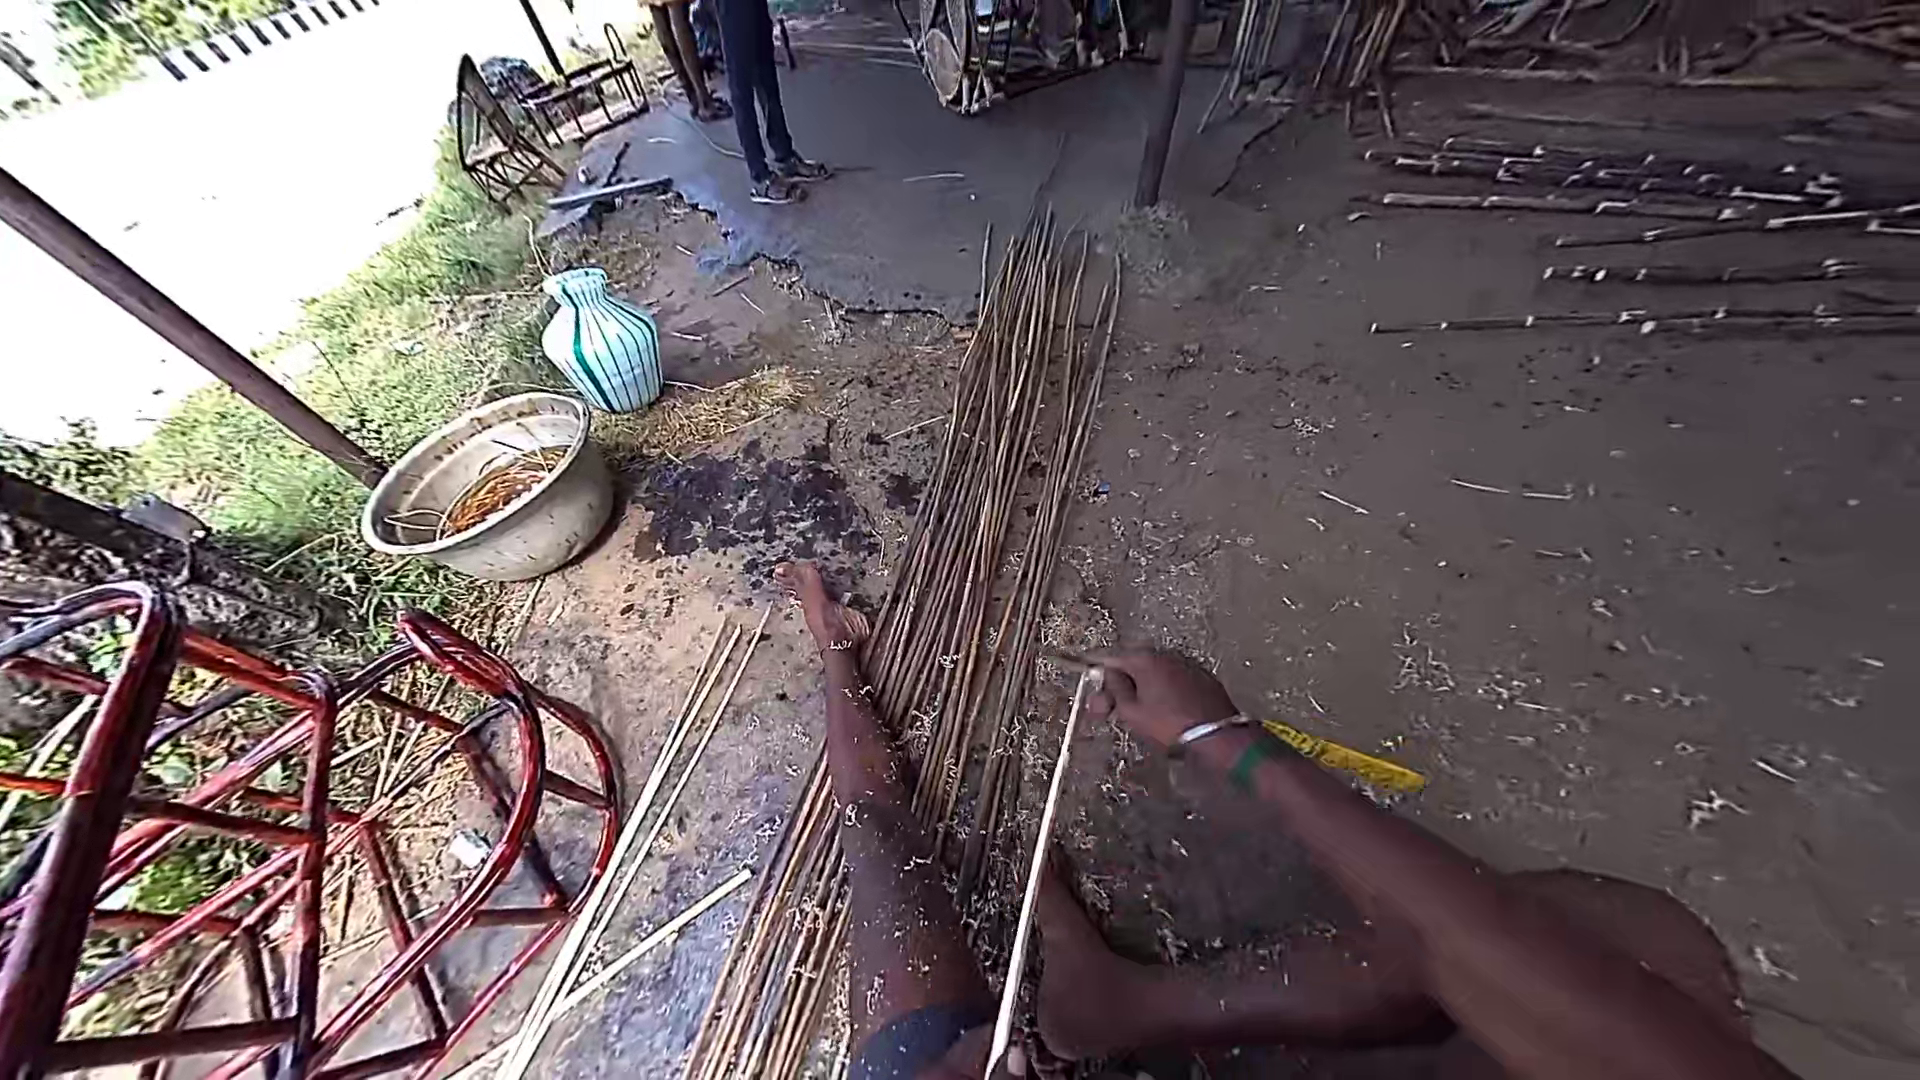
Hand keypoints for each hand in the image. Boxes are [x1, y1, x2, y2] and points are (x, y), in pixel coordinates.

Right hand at [1086, 649, 1238, 749]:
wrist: (1216, 736)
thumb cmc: (1168, 724)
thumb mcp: (1132, 712)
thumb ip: (1115, 689)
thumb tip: (1109, 674)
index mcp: (1144, 659)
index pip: (1112, 659)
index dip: (1100, 675)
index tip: (1096, 691)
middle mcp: (1165, 655)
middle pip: (1134, 663)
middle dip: (1122, 681)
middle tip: (1115, 706)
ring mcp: (1186, 664)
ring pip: (1156, 670)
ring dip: (1144, 684)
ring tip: (1141, 708)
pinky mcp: (1203, 677)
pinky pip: (1175, 678)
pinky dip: (1165, 688)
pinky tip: (1165, 707)